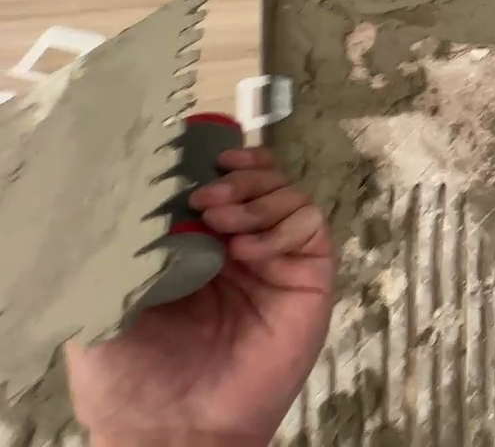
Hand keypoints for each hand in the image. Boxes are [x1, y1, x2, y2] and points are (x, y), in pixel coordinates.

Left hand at [65, 148, 333, 446]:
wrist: (184, 428)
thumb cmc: (136, 378)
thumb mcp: (102, 317)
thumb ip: (113, 264)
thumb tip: (119, 206)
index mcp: (196, 251)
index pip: (218, 190)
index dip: (217, 166)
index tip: (204, 155)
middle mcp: (242, 246)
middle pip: (263, 184)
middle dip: (242, 176)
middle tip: (209, 190)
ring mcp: (281, 257)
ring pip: (290, 196)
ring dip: (260, 198)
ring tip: (223, 219)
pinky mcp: (313, 270)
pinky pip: (311, 226)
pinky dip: (284, 226)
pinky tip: (250, 250)